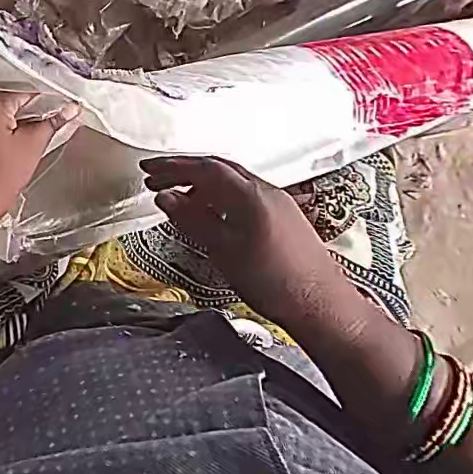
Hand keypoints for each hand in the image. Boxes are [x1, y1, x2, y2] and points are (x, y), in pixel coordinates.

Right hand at [141, 156, 346, 323]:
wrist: (324, 307)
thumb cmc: (273, 281)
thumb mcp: (223, 250)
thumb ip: (193, 219)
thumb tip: (165, 197)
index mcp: (250, 195)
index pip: (204, 168)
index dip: (172, 166)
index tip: (147, 168)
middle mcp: (265, 191)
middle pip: (218, 168)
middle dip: (183, 170)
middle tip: (155, 177)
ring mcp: (277, 202)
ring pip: (231, 180)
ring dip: (200, 182)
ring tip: (176, 196)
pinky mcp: (283, 216)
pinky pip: (242, 192)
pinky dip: (218, 194)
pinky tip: (208, 211)